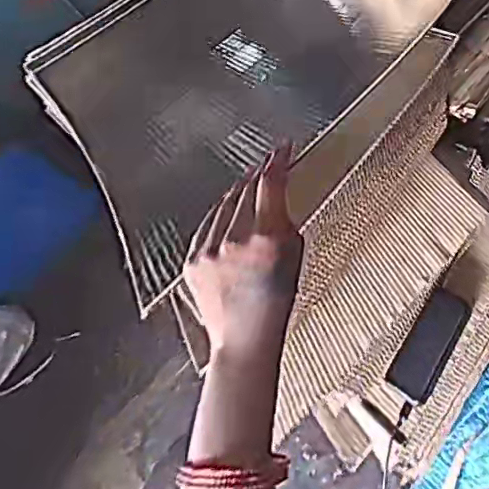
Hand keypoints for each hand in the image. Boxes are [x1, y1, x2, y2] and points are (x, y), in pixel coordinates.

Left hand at [185, 144, 303, 364]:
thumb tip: (277, 196)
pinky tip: (228, 210)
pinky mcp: (192, 261)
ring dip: (240, 191)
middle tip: (269, 163)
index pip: (270, 183)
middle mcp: (235, 240)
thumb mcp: (295, 255)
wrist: (244, 340)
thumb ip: (286, 221)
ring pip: (225, 204)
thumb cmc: (276, 302)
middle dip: (260, 173)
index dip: (278, 160)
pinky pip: (207, 225)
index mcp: (266, 237)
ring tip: (250, 184)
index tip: (283, 148)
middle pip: (247, 189)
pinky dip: (220, 215)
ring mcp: (210, 251)